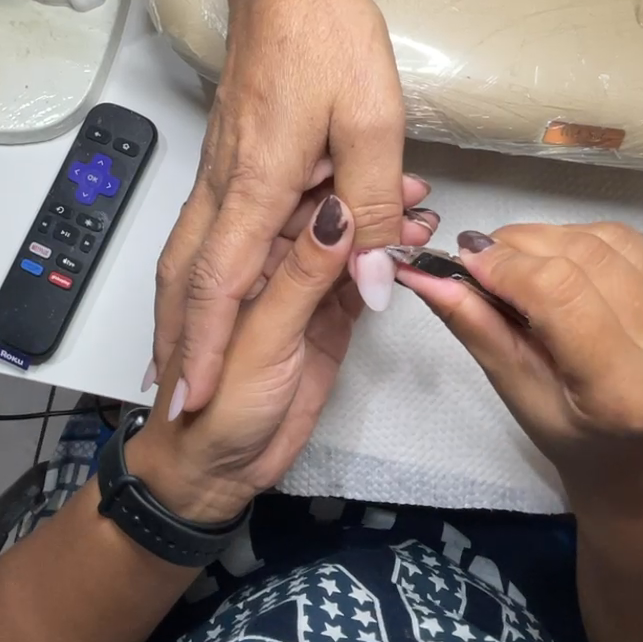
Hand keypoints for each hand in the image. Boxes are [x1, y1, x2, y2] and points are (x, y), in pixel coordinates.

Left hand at [132, 189, 440, 521]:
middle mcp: (267, 263)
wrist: (219, 473)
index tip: (379, 168)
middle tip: (415, 191)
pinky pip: (355, 284)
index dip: (332, 185)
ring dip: (379, 233)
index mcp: (237, 257)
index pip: (287, 207)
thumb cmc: (222, 408)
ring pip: (342, 249)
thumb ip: (300, 278)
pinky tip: (411, 248)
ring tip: (423, 216)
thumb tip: (338, 214)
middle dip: (364, 204)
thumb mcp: (266, 339)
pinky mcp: (325, 319)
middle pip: (320, 222)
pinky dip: (382, 269)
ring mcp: (300, 291)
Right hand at [153, 0, 407, 419]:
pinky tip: (228, 284)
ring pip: (191, 251)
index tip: (188, 396)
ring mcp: (220, 167)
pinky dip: (206, 268)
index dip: (203, 345)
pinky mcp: (228, 155)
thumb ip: (370, 207)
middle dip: (176, 340)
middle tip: (171, 392)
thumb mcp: (373, 123)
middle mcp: (223, 183)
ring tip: (183, 356)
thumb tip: (370, 282)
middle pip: (186, 275)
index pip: (220, 281)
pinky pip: (210, 223)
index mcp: (256, 182)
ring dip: (184, 309)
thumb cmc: (328, 39)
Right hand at [394, 223, 642, 491]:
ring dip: (558, 238)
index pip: (560, 294)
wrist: (637, 456)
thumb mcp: (512, 387)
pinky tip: (574, 265)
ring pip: (615, 241)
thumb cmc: (567, 433)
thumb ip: (473, 324)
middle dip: (525, 245)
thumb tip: (421, 272)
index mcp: (628, 396)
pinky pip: (642, 244)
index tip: (466, 259)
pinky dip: (595, 242)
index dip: (506, 265)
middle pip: (589, 258)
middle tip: (488, 255)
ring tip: (526, 261)